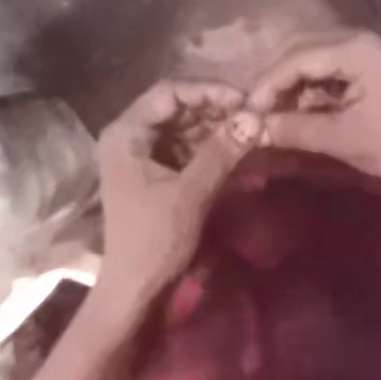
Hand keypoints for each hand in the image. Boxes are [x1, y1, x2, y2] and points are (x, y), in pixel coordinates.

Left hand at [96, 80, 250, 313]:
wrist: (134, 288)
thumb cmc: (153, 240)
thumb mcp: (190, 194)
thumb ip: (221, 152)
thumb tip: (255, 117)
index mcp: (125, 134)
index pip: (168, 93)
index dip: (208, 91)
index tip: (244, 100)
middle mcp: (129, 135)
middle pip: (176, 106)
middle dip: (215, 108)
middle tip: (252, 116)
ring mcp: (141, 153)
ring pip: (183, 125)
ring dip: (215, 126)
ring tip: (248, 130)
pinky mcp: (155, 169)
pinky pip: (185, 145)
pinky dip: (209, 144)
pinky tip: (234, 147)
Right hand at [248, 31, 380, 182]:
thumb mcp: (341, 139)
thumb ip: (295, 130)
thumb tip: (252, 129)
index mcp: (356, 51)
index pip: (297, 58)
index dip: (268, 84)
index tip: (249, 111)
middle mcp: (353, 38)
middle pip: (296, 49)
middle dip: (273, 80)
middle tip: (255, 111)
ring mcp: (355, 47)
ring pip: (303, 55)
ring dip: (284, 83)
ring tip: (270, 112)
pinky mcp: (354, 60)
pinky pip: (316, 65)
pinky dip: (299, 86)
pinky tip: (292, 108)